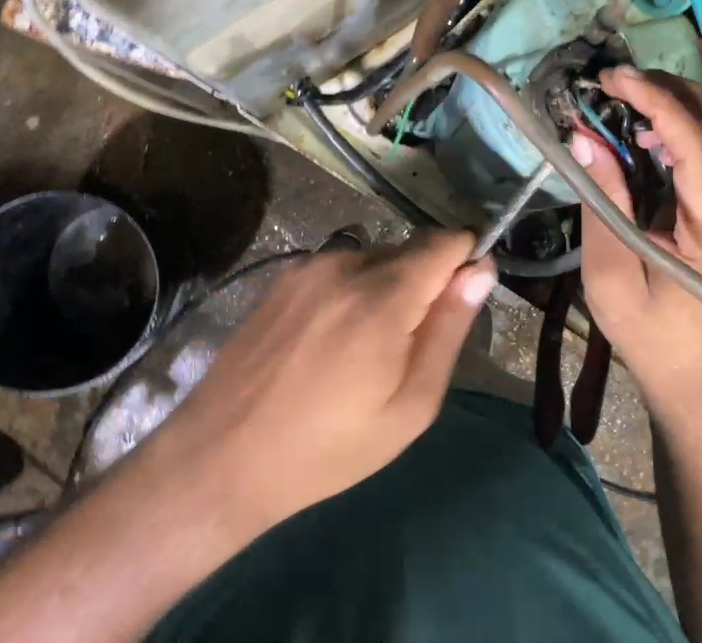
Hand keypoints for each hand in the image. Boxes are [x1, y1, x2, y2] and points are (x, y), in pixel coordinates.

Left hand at [150, 231, 494, 528]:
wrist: (220, 460)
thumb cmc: (328, 448)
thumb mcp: (409, 405)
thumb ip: (448, 328)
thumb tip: (481, 268)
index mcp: (382, 296)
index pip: (445, 241)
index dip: (464, 262)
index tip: (461, 301)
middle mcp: (343, 264)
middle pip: (409, 252)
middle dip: (422, 286)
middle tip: (405, 349)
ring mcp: (305, 267)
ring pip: (372, 259)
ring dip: (384, 290)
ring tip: (360, 354)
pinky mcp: (278, 278)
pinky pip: (336, 270)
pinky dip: (348, 294)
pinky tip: (325, 345)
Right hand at [569, 66, 701, 411]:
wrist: (693, 367)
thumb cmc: (647, 331)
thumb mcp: (609, 275)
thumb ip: (603, 203)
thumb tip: (586, 136)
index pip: (698, 145)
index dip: (656, 101)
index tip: (612, 78)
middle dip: (671, 88)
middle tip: (616, 85)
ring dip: (682, 97)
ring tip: (629, 99)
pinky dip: (691, 118)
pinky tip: (653, 126)